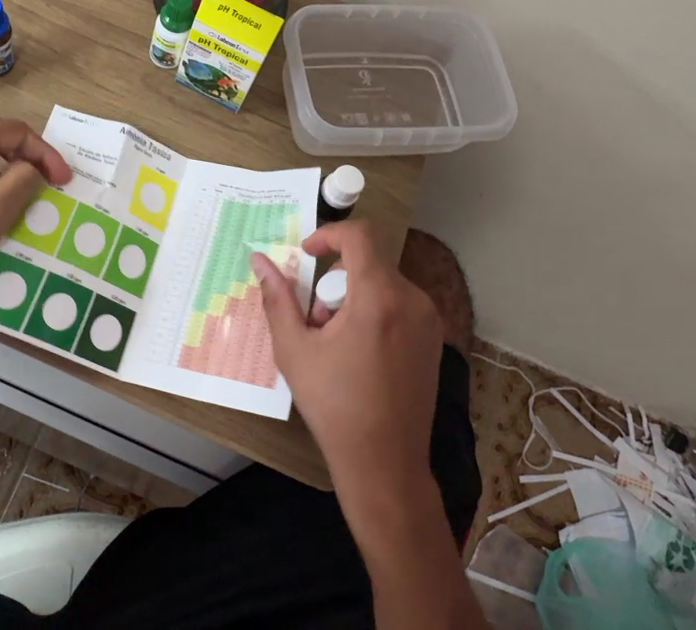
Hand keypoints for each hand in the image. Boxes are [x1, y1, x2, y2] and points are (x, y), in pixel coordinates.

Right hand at [254, 221, 443, 487]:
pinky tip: (361, 354)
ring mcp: (429, 320)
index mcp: (379, 297)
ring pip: (384, 284)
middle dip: (335, 281)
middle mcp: (412, 299)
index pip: (359, 236)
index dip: (328, 235)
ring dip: (355, 298)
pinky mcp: (435, 339)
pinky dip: (376, 313)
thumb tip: (260, 261)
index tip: (306, 255)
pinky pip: (400, 305)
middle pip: (368, 263)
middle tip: (316, 321)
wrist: (385, 462)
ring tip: (336, 342)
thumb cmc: (335, 406)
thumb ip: (277, 299)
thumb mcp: (294, 350)